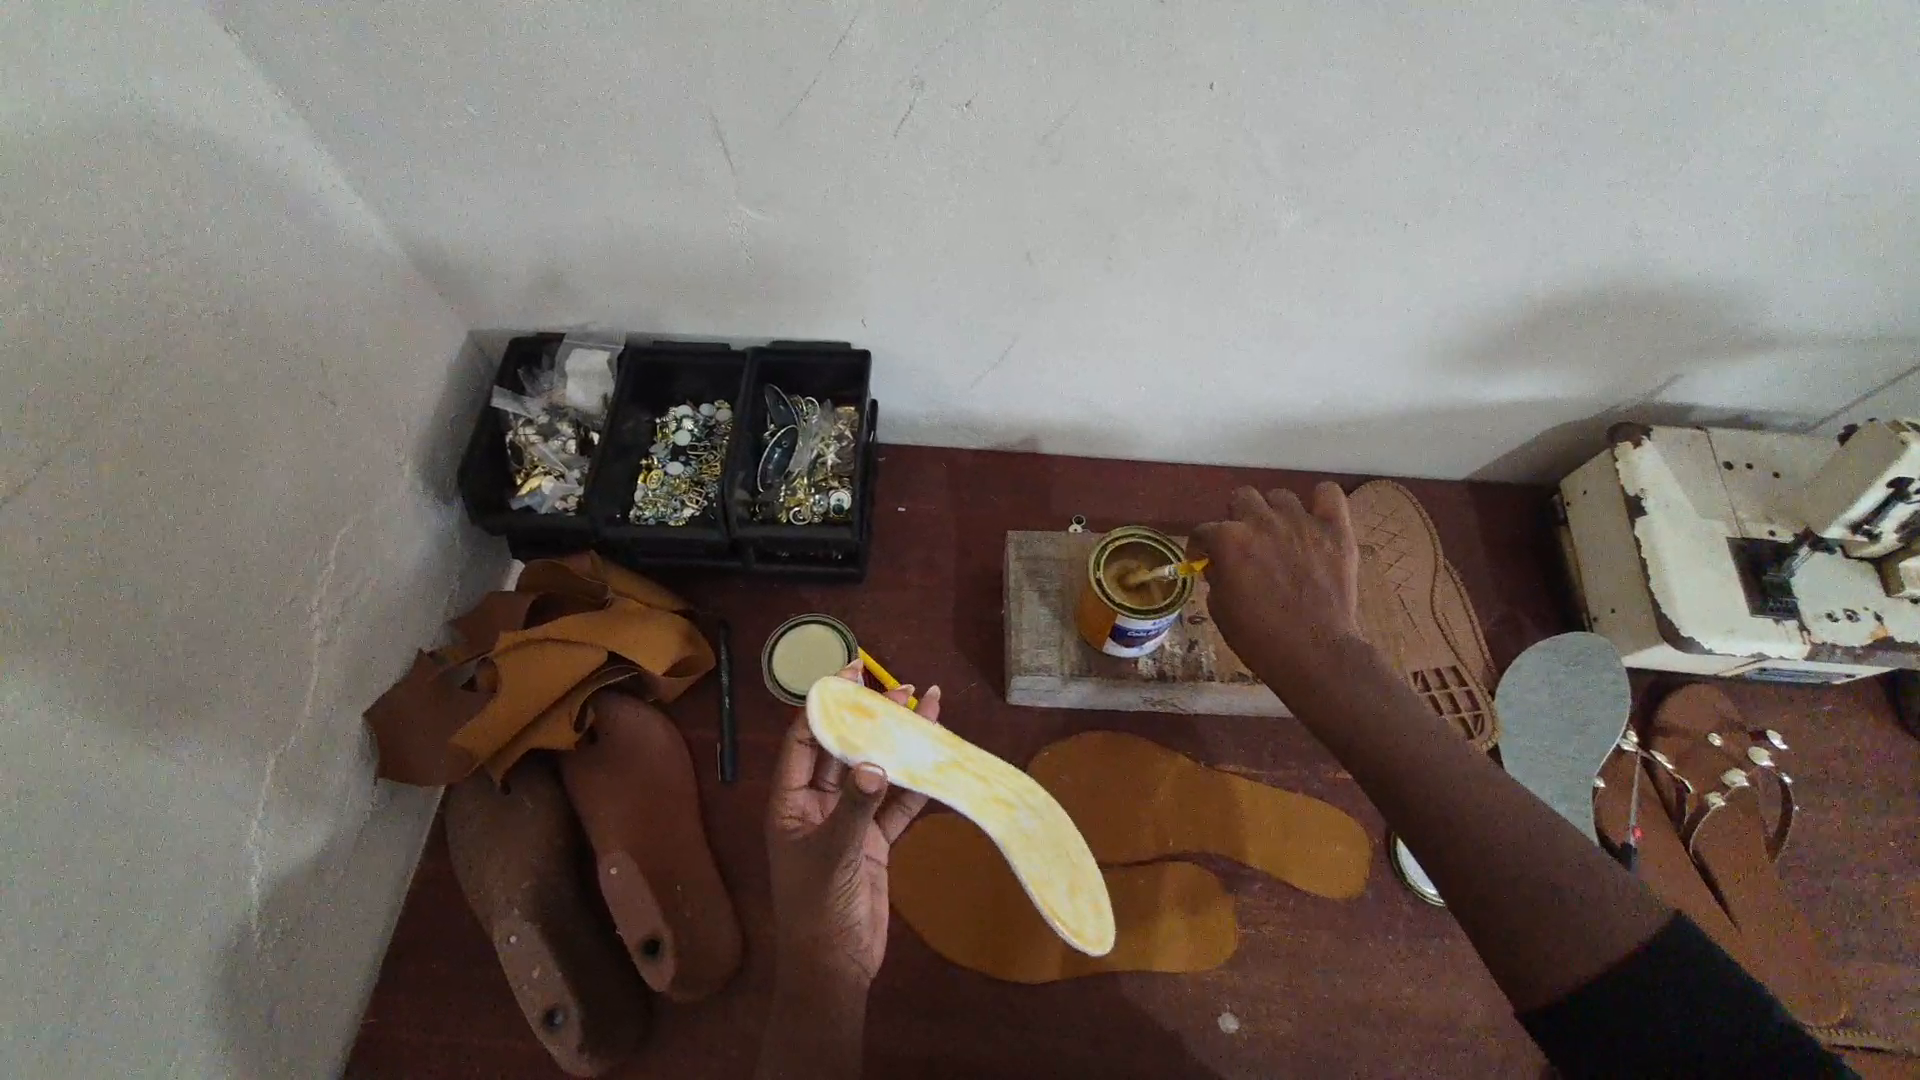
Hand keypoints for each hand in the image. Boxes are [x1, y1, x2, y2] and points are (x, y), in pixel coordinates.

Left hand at [766, 661, 940, 987]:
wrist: (836, 969)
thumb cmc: (818, 910)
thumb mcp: (833, 856)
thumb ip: (856, 808)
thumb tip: (876, 762)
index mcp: (790, 802)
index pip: (803, 741)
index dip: (826, 707)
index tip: (850, 675)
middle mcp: (816, 803)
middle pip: (844, 749)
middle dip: (870, 719)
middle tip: (901, 688)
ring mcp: (848, 821)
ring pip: (874, 771)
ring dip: (897, 745)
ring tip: (927, 709)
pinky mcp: (873, 840)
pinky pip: (895, 803)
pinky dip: (914, 783)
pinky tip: (935, 760)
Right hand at [1187, 483, 1362, 687]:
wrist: (1314, 652)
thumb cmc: (1258, 637)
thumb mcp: (1220, 609)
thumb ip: (1216, 576)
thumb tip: (1219, 564)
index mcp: (1228, 540)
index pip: (1204, 531)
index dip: (1200, 547)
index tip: (1203, 560)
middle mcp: (1261, 521)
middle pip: (1241, 498)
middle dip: (1237, 519)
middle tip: (1244, 544)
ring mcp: (1301, 522)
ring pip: (1281, 497)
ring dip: (1274, 513)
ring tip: (1280, 535)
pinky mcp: (1335, 530)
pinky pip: (1328, 494)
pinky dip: (1321, 502)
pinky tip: (1316, 518)